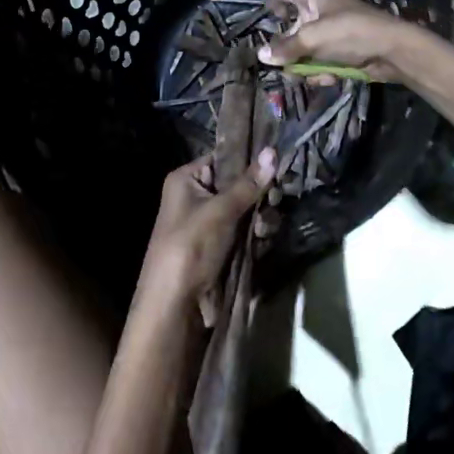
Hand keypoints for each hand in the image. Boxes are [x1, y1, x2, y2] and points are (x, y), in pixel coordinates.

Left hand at [137, 148, 275, 313]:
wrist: (176, 302)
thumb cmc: (191, 246)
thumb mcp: (220, 211)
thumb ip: (248, 184)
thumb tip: (272, 151)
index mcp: (186, 180)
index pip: (222, 158)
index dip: (249, 161)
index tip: (278, 164)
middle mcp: (196, 196)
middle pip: (238, 185)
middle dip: (259, 194)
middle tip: (275, 201)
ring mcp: (210, 222)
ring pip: (246, 209)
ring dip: (260, 217)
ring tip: (265, 228)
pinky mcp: (221, 245)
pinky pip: (245, 231)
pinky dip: (256, 234)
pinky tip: (263, 241)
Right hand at [256, 0, 415, 81]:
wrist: (392, 51)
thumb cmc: (350, 34)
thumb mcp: (313, 39)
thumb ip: (285, 48)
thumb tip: (262, 55)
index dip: (270, 4)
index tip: (264, 25)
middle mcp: (318, 7)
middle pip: (289, 26)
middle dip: (286, 48)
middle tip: (280, 63)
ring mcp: (329, 29)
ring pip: (303, 48)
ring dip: (303, 64)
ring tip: (306, 75)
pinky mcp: (338, 48)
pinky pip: (319, 59)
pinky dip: (321, 69)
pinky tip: (329, 76)